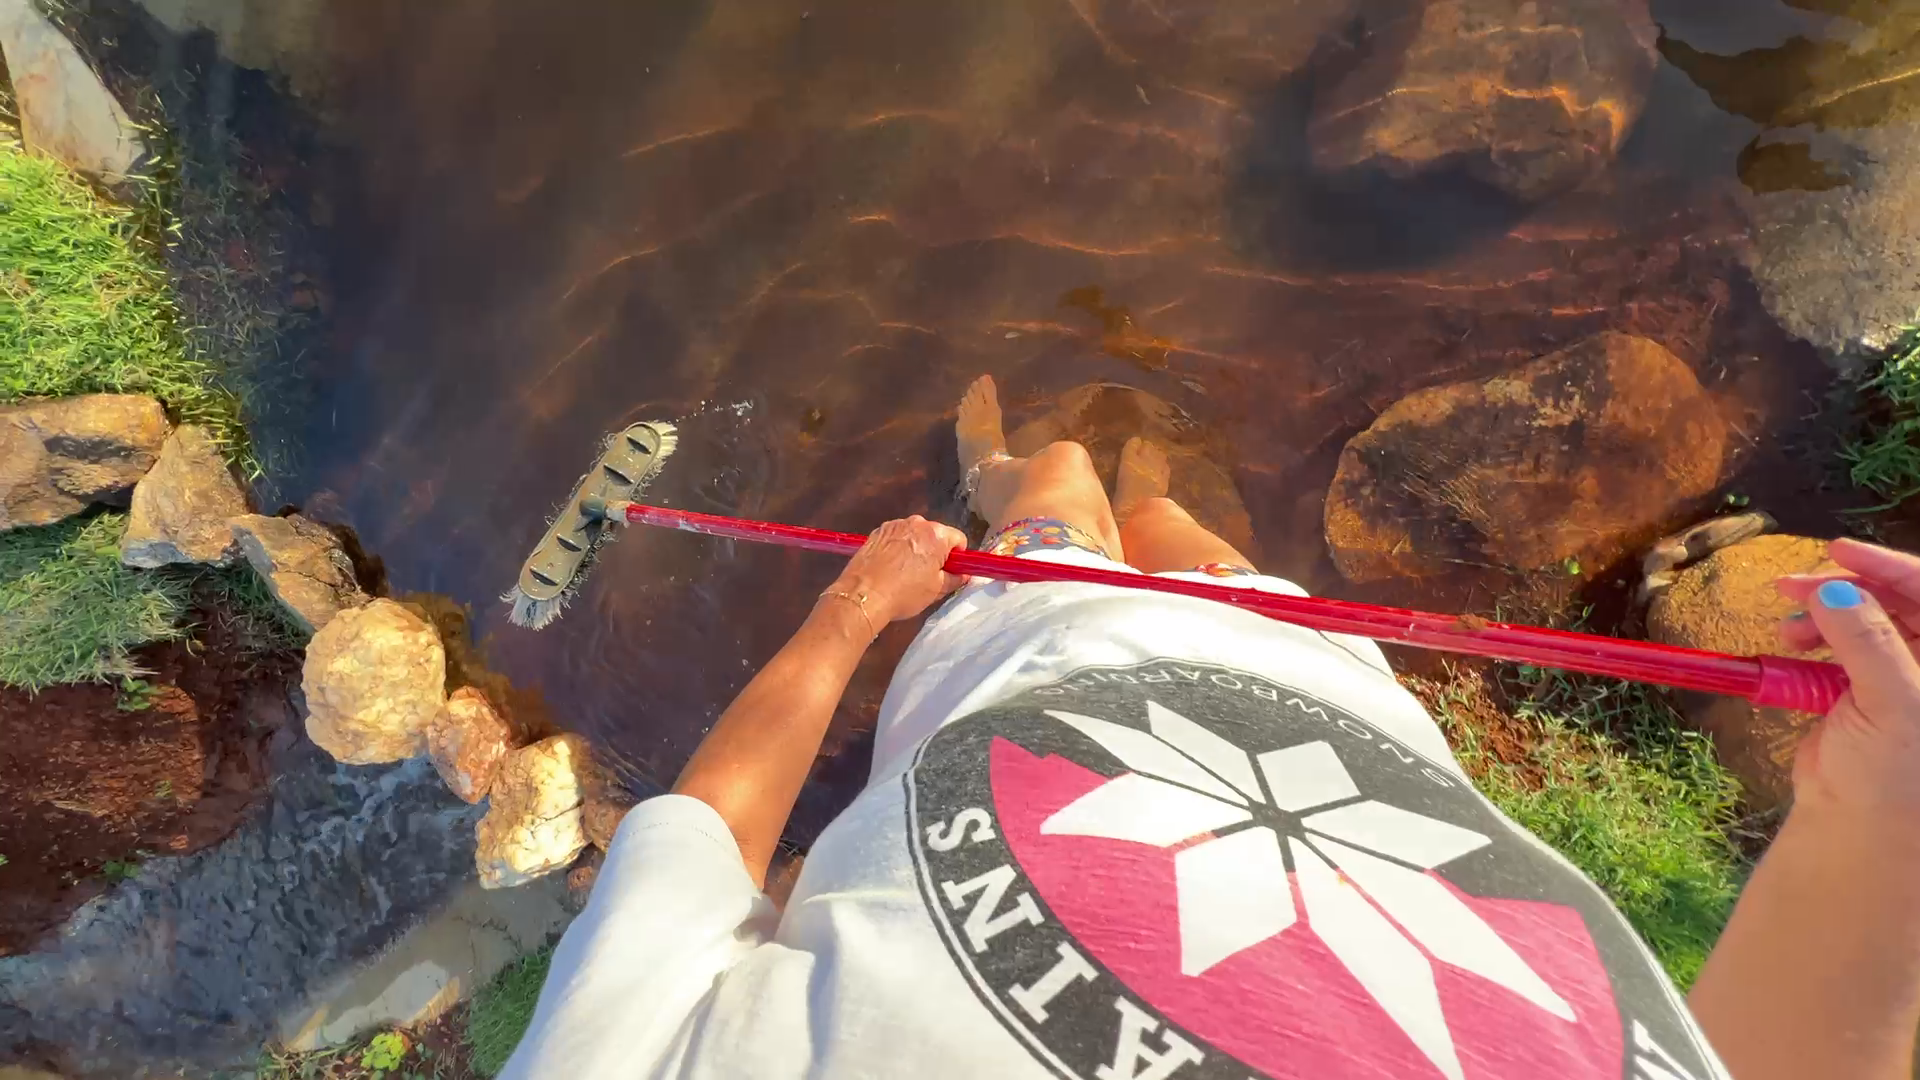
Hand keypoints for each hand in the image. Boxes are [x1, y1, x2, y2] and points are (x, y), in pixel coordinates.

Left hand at [828, 515, 967, 625]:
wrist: (863, 594)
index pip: (959, 540)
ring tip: (904, 572)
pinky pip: (896, 537)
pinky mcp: (877, 531)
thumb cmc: (904, 593)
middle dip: (935, 551)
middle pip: (936, 535)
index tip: (948, 572)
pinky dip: (897, 548)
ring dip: (915, 548)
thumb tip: (962, 574)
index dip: (957, 557)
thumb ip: (955, 578)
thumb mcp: (937, 590)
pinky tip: (890, 567)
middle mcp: (917, 523)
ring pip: (915, 535)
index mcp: (936, 534)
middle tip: (927, 575)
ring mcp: (895, 524)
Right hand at [1774, 538, 1919, 820]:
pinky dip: (1813, 639)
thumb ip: (1867, 643)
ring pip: (1868, 622)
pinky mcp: (1871, 689)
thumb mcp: (1892, 704)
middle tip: (1788, 588)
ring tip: (1784, 630)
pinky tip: (1790, 646)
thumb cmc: (1900, 773)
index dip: (1895, 568)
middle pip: (1905, 604)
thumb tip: (1833, 591)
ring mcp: (1909, 677)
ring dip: (1821, 616)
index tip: (1838, 550)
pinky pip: (1844, 646)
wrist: (1866, 823)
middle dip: (1847, 591)